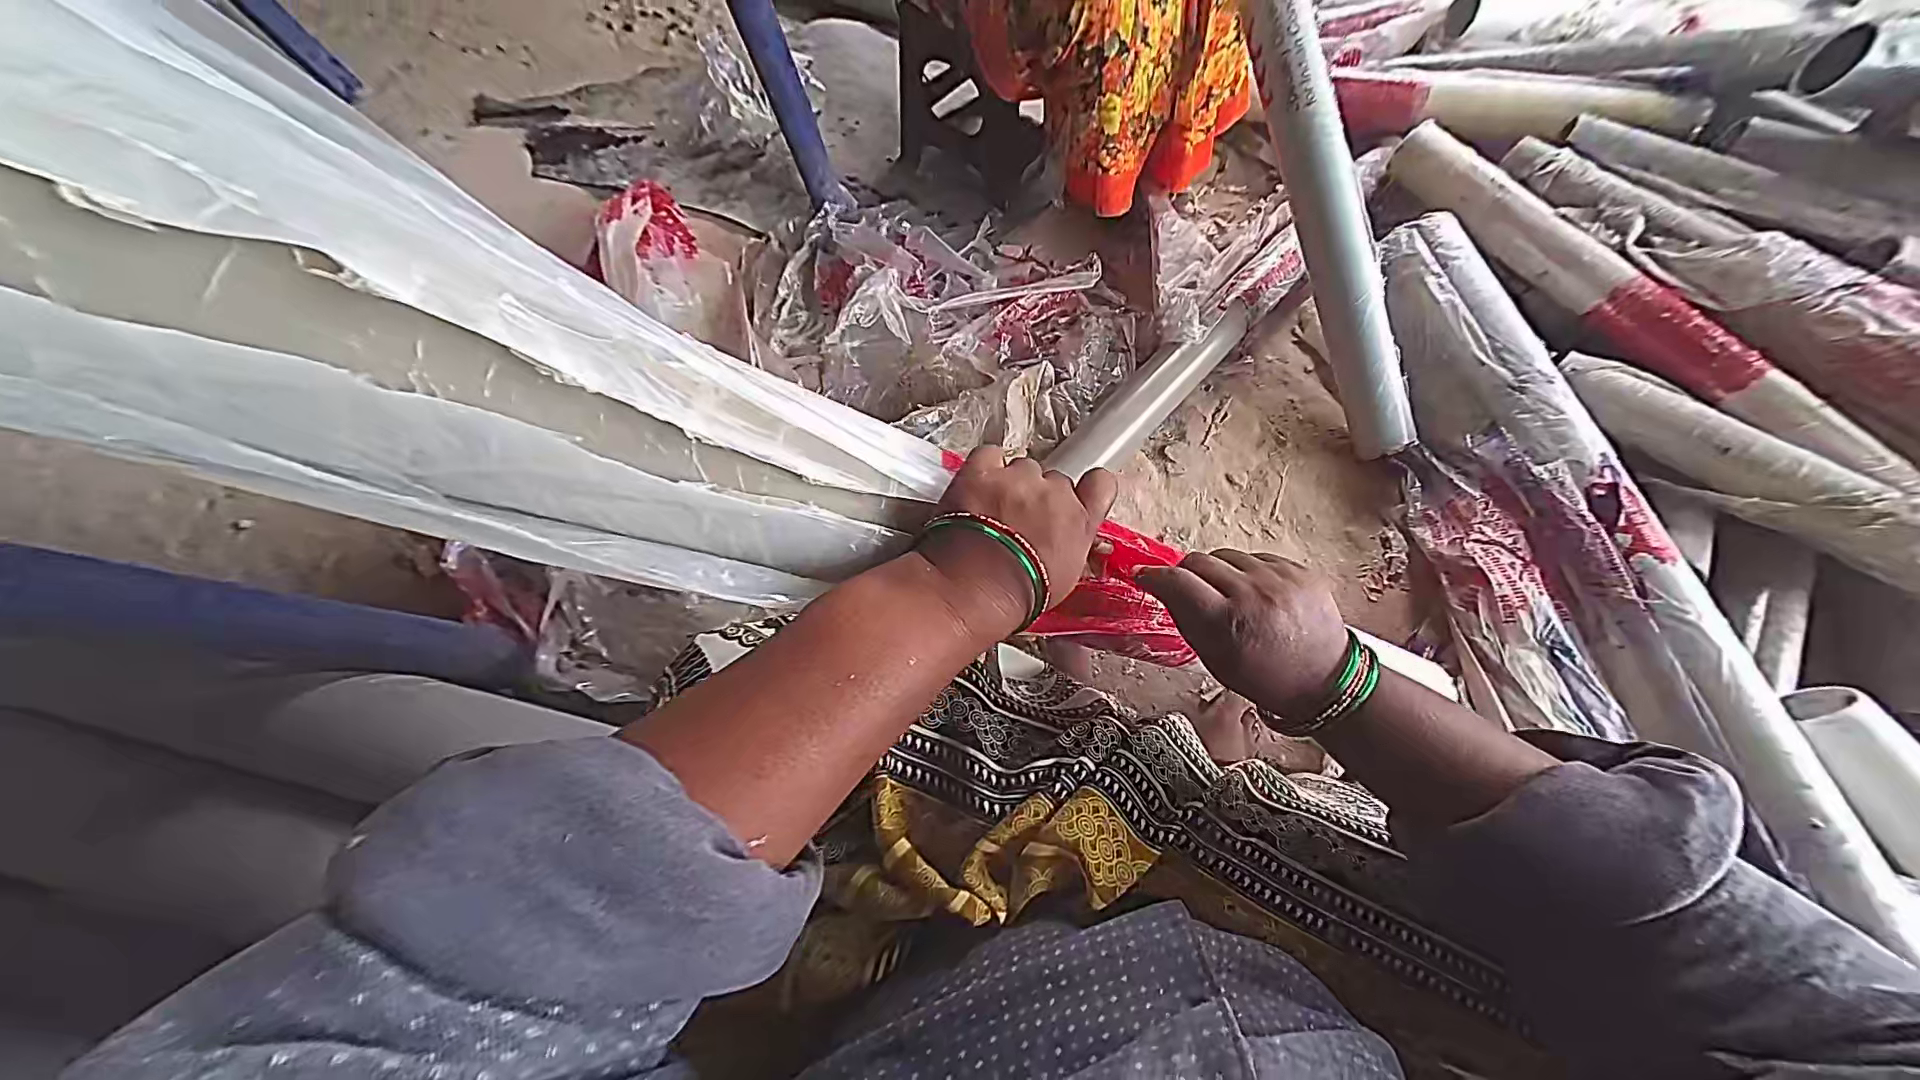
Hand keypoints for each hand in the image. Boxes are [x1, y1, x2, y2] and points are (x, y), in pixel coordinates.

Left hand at [915, 445, 1116, 638]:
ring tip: (989, 511)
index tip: (1073, 496)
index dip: (1086, 487)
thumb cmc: (1019, 593)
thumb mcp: (1064, 577)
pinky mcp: (983, 473)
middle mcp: (1055, 493)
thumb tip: (1065, 540)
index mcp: (1080, 521)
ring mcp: (1018, 480)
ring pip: (1020, 467)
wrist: (977, 588)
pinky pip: (989, 455)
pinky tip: (976, 487)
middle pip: (1052, 479)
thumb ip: (1072, 547)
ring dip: (1008, 483)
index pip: (1100, 484)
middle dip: (1037, 495)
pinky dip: (984, 467)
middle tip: (1017, 520)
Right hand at [1136, 550, 1349, 720]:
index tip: (1145, 574)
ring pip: (1226, 555)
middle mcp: (1253, 594)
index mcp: (1227, 621)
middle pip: (1198, 560)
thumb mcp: (1213, 657)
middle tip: (1191, 590)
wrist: (1323, 682)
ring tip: (1230, 596)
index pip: (1176, 580)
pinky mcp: (1299, 571)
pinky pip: (1256, 558)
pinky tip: (1255, 594)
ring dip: (1219, 572)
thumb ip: (1184, 618)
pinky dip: (1248, 572)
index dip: (1154, 575)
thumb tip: (1162, 586)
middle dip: (1186, 573)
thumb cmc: (1265, 676)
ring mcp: (1280, 580)